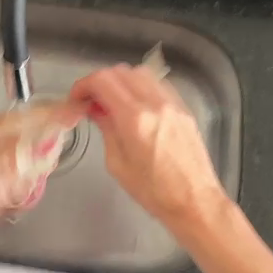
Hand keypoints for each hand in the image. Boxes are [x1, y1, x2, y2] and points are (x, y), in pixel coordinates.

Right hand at [70, 64, 230, 234]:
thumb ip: (106, 129)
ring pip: (141, 73)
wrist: (195, 201)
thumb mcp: (118, 164)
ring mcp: (173, 103)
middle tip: (92, 101)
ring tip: (113, 102)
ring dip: (121, 81)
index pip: (103, 81)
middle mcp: (155, 104)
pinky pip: (158, 84)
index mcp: (135, 119)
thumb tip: (95, 109)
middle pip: (120, 71)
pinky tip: (136, 105)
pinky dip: (141, 86)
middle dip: (100, 82)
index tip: (77, 98)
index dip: (84, 84)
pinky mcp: (184, 108)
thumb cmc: (154, 192)